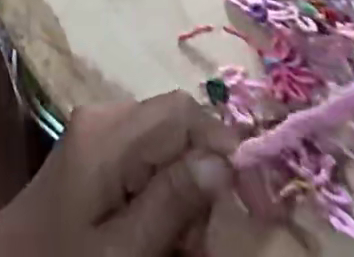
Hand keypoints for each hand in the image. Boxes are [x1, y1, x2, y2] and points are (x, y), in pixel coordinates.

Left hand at [0, 91, 236, 256]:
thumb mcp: (124, 248)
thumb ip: (173, 201)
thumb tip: (225, 159)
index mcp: (108, 133)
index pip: (184, 111)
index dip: (227, 146)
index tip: (256, 202)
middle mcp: (104, 115)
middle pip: (179, 122)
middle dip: (208, 174)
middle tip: (208, 237)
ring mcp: (99, 127)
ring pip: (169, 140)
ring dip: (189, 188)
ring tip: (181, 243)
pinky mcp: (97, 145)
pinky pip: (148, 152)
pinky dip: (166, 188)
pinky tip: (159, 229)